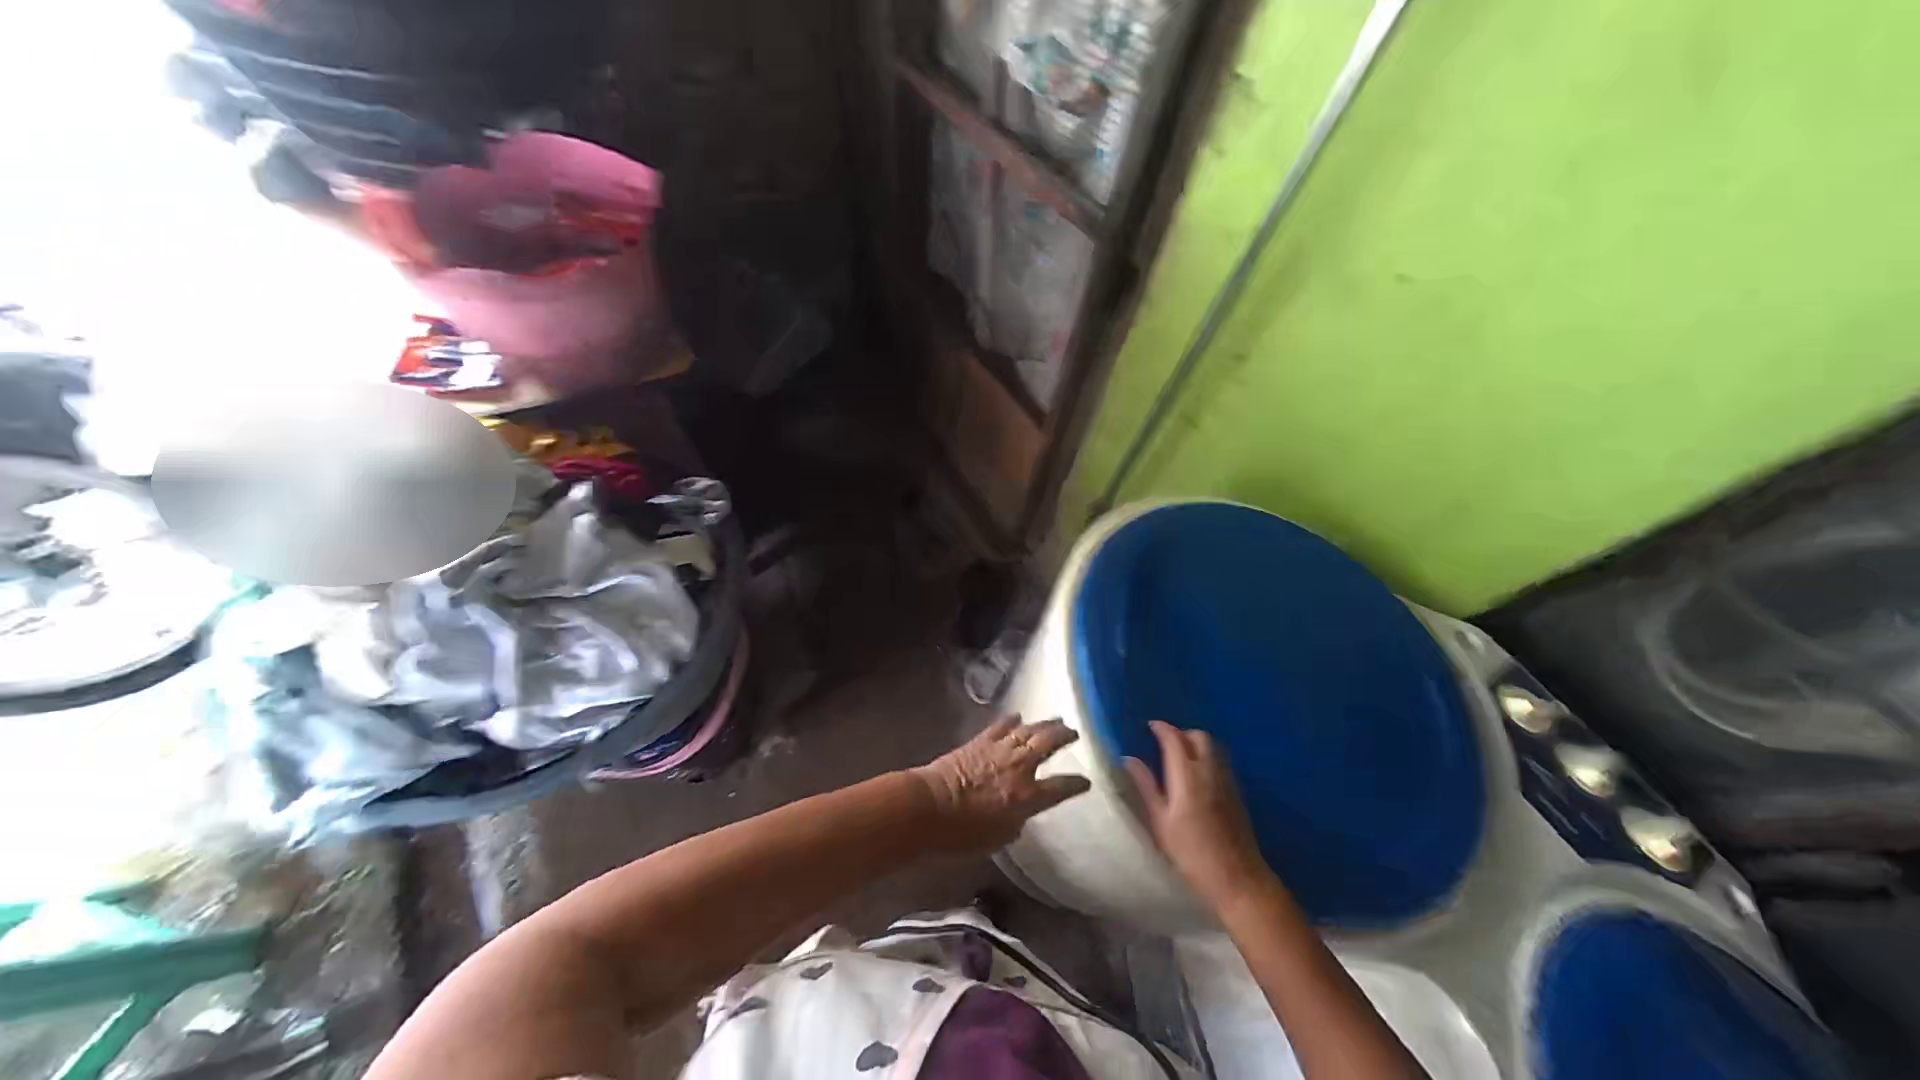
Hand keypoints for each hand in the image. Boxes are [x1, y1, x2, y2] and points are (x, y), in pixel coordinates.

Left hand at [911, 716, 1092, 852]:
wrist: (929, 807)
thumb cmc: (963, 833)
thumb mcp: (1000, 838)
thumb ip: (1017, 821)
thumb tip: (1020, 812)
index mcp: (1029, 796)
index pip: (1062, 787)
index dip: (1077, 783)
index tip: (1087, 781)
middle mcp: (1019, 768)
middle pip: (1048, 744)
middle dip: (1064, 736)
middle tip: (1074, 732)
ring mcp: (999, 750)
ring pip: (1028, 730)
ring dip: (1043, 724)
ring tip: (1055, 720)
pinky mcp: (979, 741)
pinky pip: (1001, 726)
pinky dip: (1011, 720)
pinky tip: (1018, 716)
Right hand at [1126, 721, 1275, 908]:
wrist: (1238, 878)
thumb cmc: (1191, 853)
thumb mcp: (1160, 822)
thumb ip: (1146, 786)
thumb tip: (1128, 759)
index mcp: (1187, 776)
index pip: (1174, 738)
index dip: (1161, 728)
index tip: (1149, 726)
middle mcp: (1210, 771)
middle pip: (1198, 736)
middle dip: (1180, 733)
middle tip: (1163, 744)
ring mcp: (1227, 780)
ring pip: (1213, 746)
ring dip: (1195, 743)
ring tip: (1178, 757)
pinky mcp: (1237, 791)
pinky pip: (1220, 761)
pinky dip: (1207, 756)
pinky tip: (1196, 775)